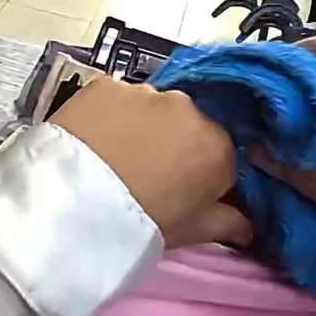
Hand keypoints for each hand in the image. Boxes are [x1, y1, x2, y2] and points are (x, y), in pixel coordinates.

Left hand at [49, 77, 249, 247]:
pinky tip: (97, 138)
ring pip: (154, 107)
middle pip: (191, 122)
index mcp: (219, 146)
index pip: (227, 150)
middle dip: (178, 142)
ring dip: (145, 126)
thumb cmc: (138, 226)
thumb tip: (248, 225)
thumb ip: (226, 222)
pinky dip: (113, 114)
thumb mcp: (189, 232)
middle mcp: (191, 109)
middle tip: (152, 172)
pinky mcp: (109, 84)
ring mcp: (148, 92)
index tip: (191, 183)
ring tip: (118, 155)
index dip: (209, 166)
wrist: (67, 209)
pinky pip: (119, 97)